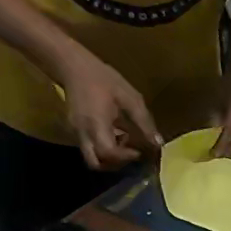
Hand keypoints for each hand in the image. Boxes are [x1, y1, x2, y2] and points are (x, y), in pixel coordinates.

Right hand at [58, 48, 161, 169]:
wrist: (73, 67)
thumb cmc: (103, 79)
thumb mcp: (129, 97)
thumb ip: (144, 122)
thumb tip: (157, 143)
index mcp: (96, 124)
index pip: (108, 152)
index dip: (125, 157)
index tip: (138, 150)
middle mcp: (83, 133)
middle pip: (95, 163)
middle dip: (114, 164)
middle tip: (129, 153)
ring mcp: (75, 133)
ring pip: (91, 158)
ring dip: (109, 158)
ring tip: (124, 142)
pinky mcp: (74, 131)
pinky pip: (89, 148)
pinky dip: (103, 150)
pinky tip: (115, 135)